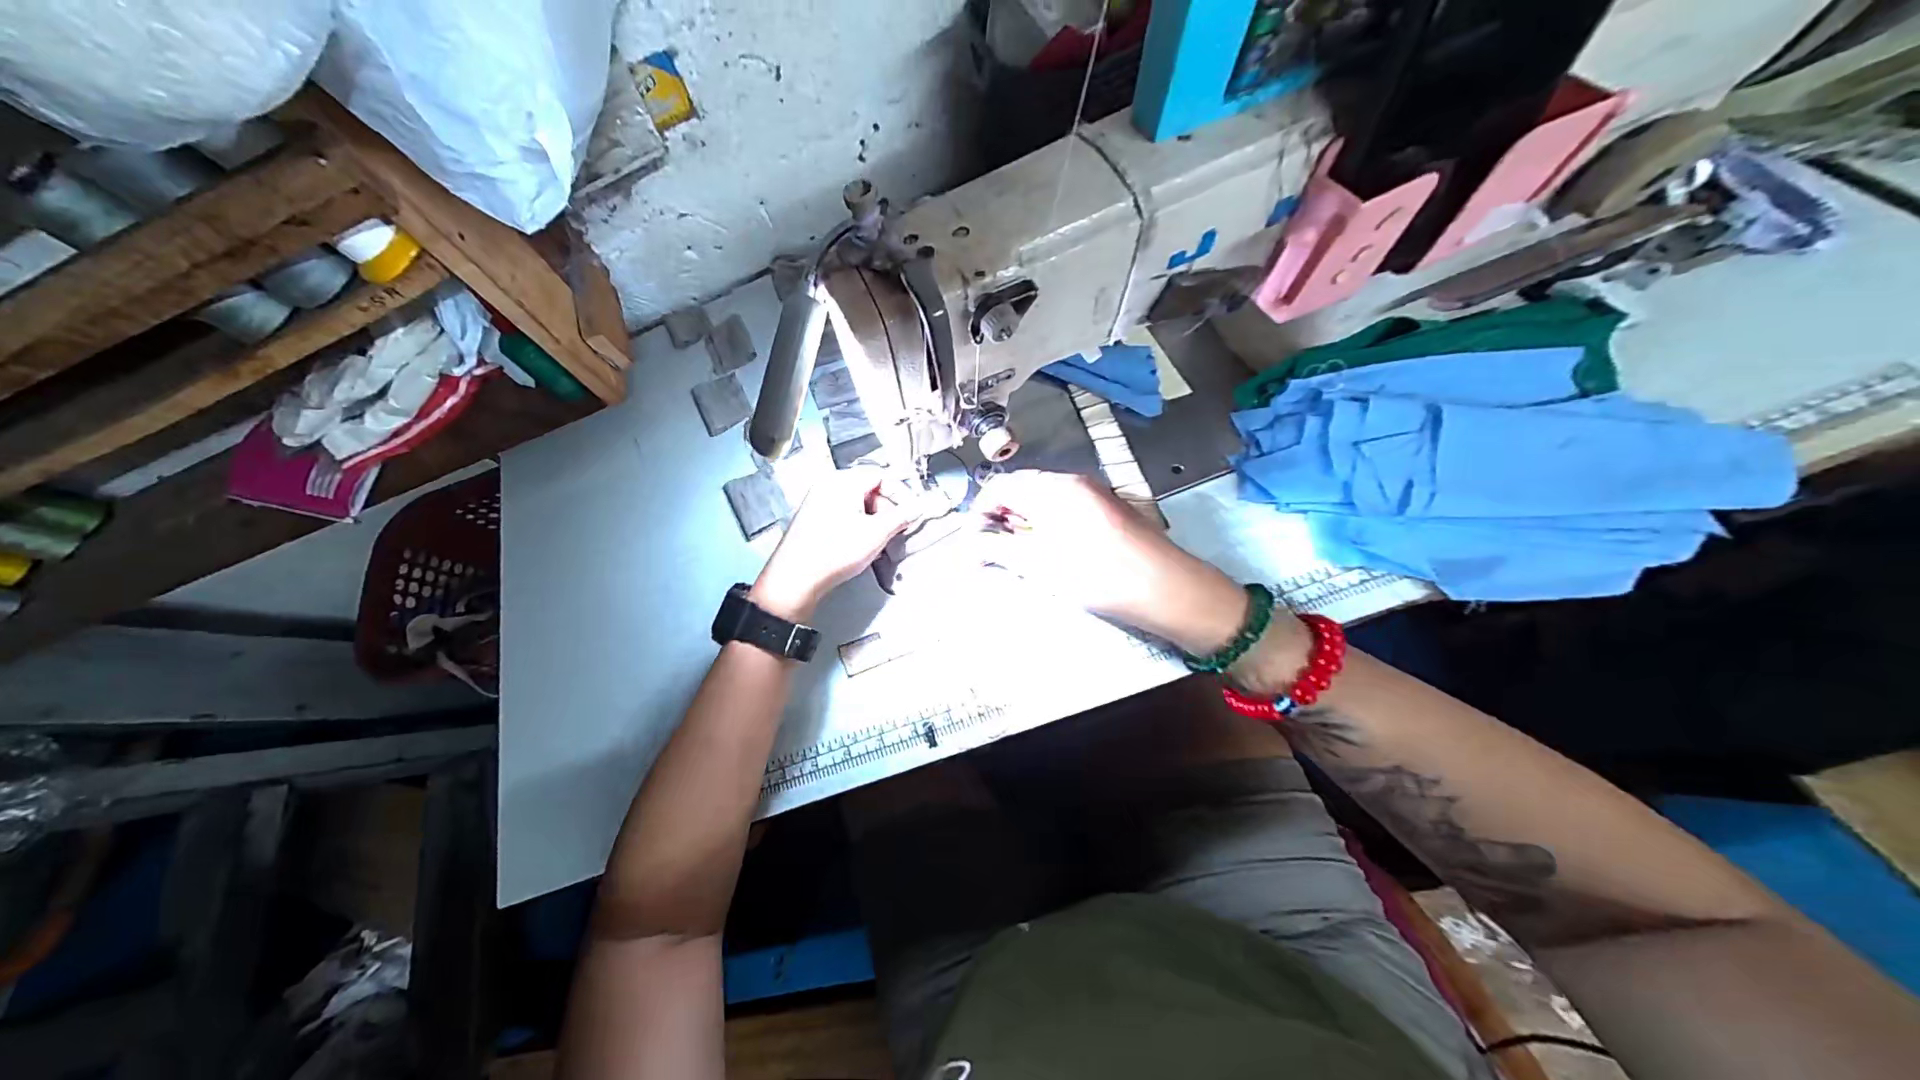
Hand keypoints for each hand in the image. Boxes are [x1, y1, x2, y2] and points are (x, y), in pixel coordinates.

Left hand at [750, 467, 917, 621]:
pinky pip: (844, 512)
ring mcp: (818, 501)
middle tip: (895, 529)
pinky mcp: (814, 517)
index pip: (882, 475)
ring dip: (874, 519)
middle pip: (870, 488)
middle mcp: (828, 485)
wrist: (796, 579)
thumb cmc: (830, 554)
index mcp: (842, 482)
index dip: (901, 494)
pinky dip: (858, 524)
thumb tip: (918, 507)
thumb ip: (902, 516)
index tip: (911, 511)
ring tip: (877, 541)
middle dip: (887, 509)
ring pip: (858, 502)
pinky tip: (860, 544)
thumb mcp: (877, 534)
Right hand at [970, 471, 1253, 654]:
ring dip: (1025, 524)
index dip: (979, 514)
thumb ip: (998, 549)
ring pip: (1044, 501)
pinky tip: (1054, 554)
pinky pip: (1066, 509)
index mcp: (1053, 488)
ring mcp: (1094, 493)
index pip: (999, 486)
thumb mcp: (1039, 565)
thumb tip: (972, 544)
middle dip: (1001, 518)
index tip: (973, 542)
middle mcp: (1074, 482)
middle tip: (995, 551)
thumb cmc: (1100, 576)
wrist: (1167, 588)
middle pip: (1021, 490)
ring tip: (1023, 557)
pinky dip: (1049, 527)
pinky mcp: (1109, 510)